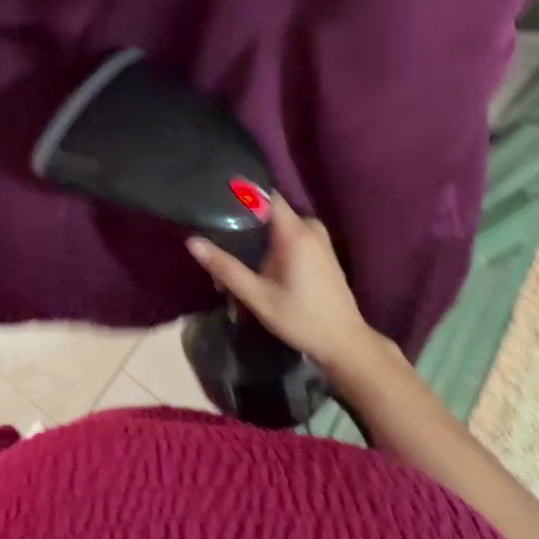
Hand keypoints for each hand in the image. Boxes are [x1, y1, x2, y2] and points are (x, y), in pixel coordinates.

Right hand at [186, 199, 381, 370]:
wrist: (345, 344)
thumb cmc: (302, 319)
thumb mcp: (258, 297)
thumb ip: (225, 267)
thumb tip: (192, 242)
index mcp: (295, 232)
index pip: (264, 194)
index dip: (239, 193)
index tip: (214, 200)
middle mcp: (309, 227)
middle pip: (267, 212)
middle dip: (241, 228)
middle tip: (216, 247)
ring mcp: (318, 238)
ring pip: (276, 226)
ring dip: (254, 242)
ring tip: (231, 267)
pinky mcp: (320, 250)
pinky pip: (289, 236)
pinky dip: (269, 248)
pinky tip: (255, 270)